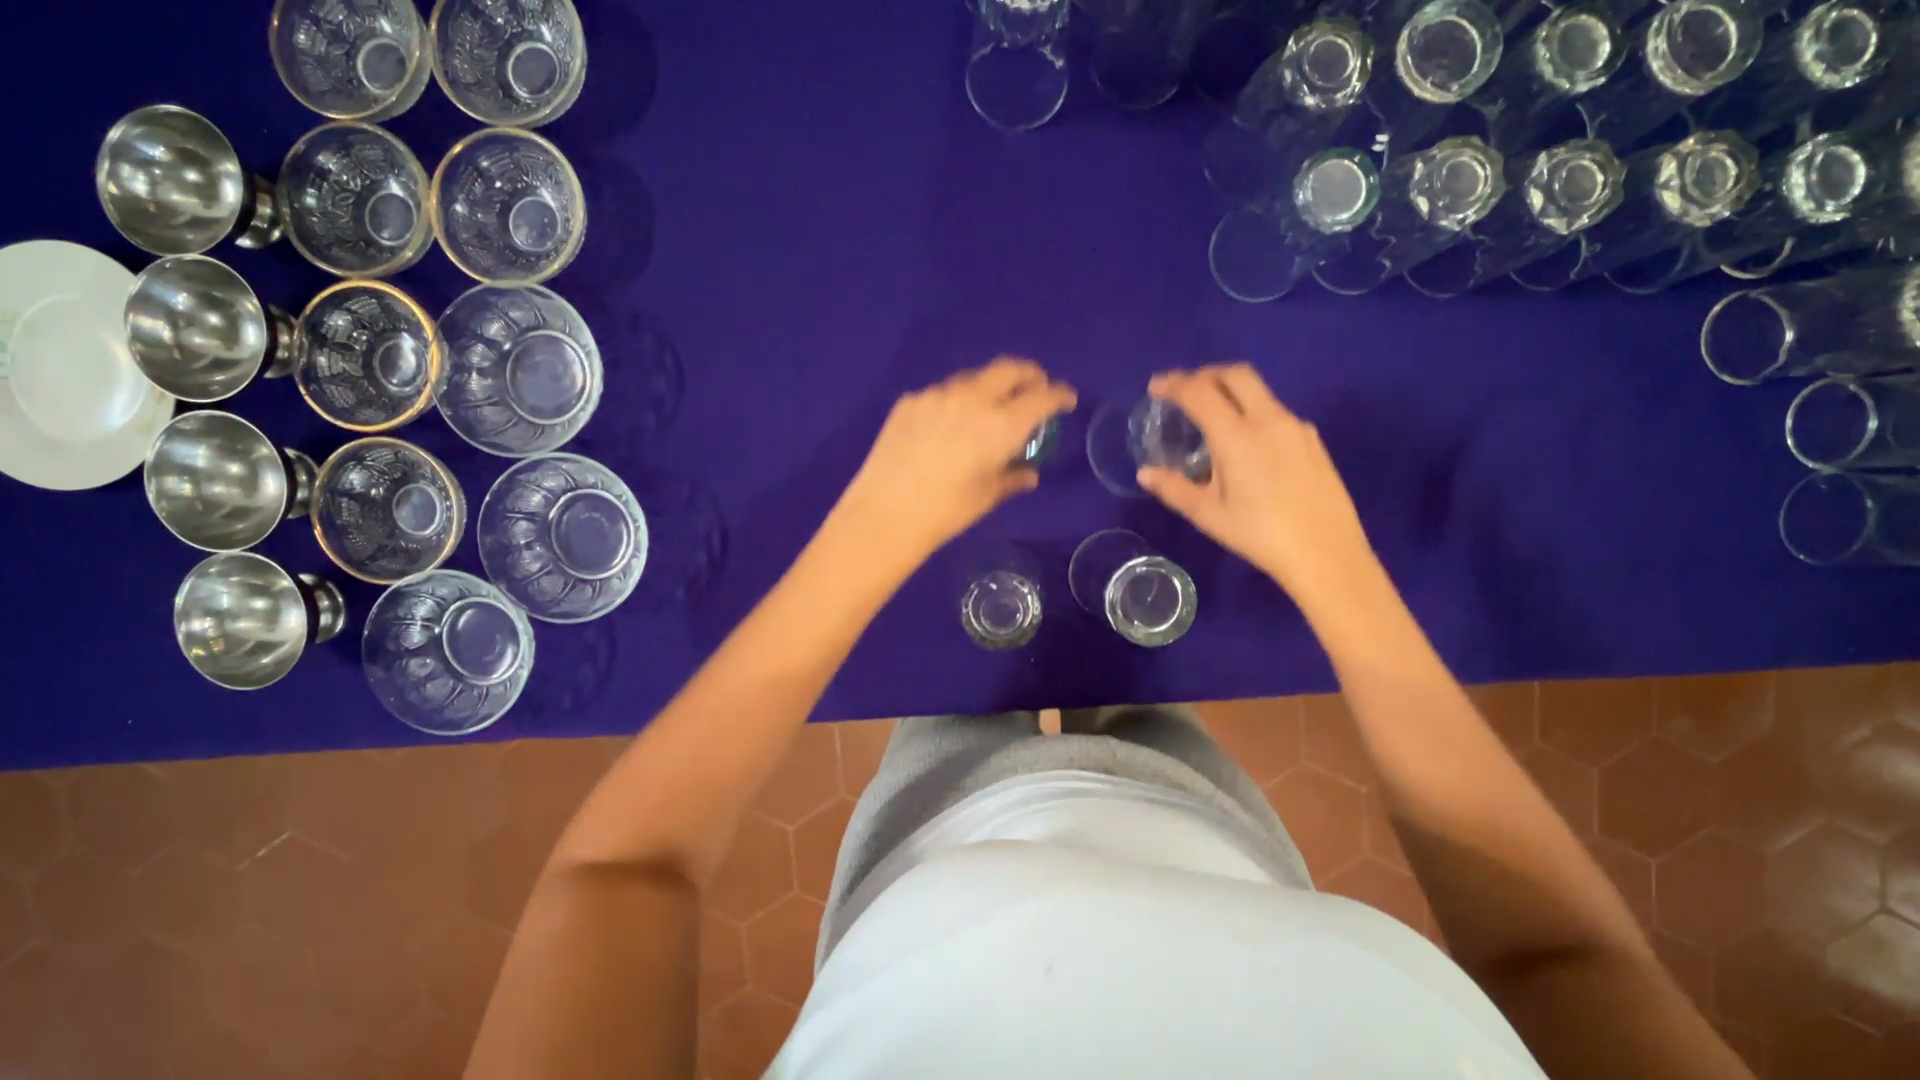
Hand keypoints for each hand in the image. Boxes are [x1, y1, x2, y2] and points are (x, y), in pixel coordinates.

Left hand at [831, 357, 1075, 567]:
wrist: (884, 513)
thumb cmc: (945, 512)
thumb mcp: (985, 497)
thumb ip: (1011, 478)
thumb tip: (1028, 473)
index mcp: (1000, 425)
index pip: (1041, 398)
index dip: (1059, 395)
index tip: (1066, 399)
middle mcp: (972, 400)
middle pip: (1008, 370)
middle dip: (1028, 374)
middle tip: (1035, 386)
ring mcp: (937, 396)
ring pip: (973, 378)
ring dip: (989, 386)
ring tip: (990, 405)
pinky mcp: (910, 402)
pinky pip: (941, 393)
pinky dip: (955, 400)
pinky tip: (948, 423)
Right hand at [1137, 364, 1379, 602]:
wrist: (1326, 553)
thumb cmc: (1260, 536)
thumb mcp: (1209, 516)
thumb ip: (1174, 489)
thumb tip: (1146, 473)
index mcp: (1238, 437)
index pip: (1200, 392)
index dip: (1174, 384)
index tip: (1156, 388)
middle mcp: (1269, 421)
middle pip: (1235, 374)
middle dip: (1205, 374)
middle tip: (1184, 389)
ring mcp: (1296, 428)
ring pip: (1259, 391)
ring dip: (1230, 392)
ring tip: (1212, 418)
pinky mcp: (1312, 441)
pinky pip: (1275, 412)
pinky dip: (1252, 412)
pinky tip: (1246, 444)